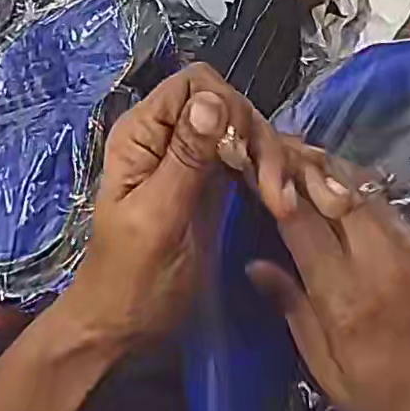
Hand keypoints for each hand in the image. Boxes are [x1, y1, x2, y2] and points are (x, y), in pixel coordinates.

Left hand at [59, 64, 286, 348]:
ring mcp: (190, 156)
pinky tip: (283, 200)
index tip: (246, 154)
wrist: (126, 325)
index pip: (193, 85)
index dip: (228, 107)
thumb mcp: (159, 217)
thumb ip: (186, 158)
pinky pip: (246, 157)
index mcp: (142, 132)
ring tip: (283, 205)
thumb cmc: (132, 278)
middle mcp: (166, 134)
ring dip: (270, 160)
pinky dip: (269, 173)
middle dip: (257, 140)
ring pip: (242, 130)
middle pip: (226, 105)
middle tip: (278, 196)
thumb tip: (214, 100)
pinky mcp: (211, 180)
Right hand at [246, 153, 409, 410]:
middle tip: (274, 146)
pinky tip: (344, 192)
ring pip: (362, 191)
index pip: (299, 221)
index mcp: (347, 298)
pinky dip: (359, 192)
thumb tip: (255, 265)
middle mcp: (380, 261)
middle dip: (300, 163)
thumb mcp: (333, 376)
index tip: (250, 164)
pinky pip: (387, 208)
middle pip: (333, 190)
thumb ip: (294, 312)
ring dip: (329, 170)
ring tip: (302, 156)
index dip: (272, 187)